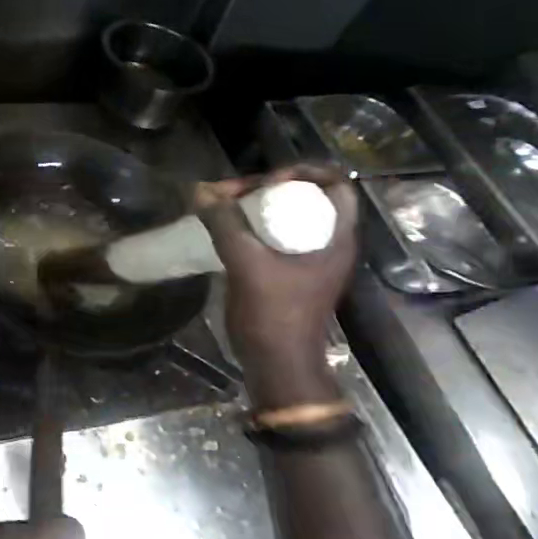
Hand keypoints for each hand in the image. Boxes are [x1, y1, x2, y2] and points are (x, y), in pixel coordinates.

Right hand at [197, 165, 359, 409]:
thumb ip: (224, 224)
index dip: (304, 172)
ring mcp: (309, 260)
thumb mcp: (247, 264)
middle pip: (305, 197)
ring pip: (287, 216)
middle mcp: (329, 244)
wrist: (277, 366)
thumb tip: (200, 190)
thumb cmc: (273, 315)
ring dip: (256, 205)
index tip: (266, 179)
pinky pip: (273, 235)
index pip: (337, 186)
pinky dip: (251, 225)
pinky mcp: (288, 273)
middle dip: (267, 187)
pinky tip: (225, 227)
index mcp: (337, 238)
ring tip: (222, 206)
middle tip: (232, 192)